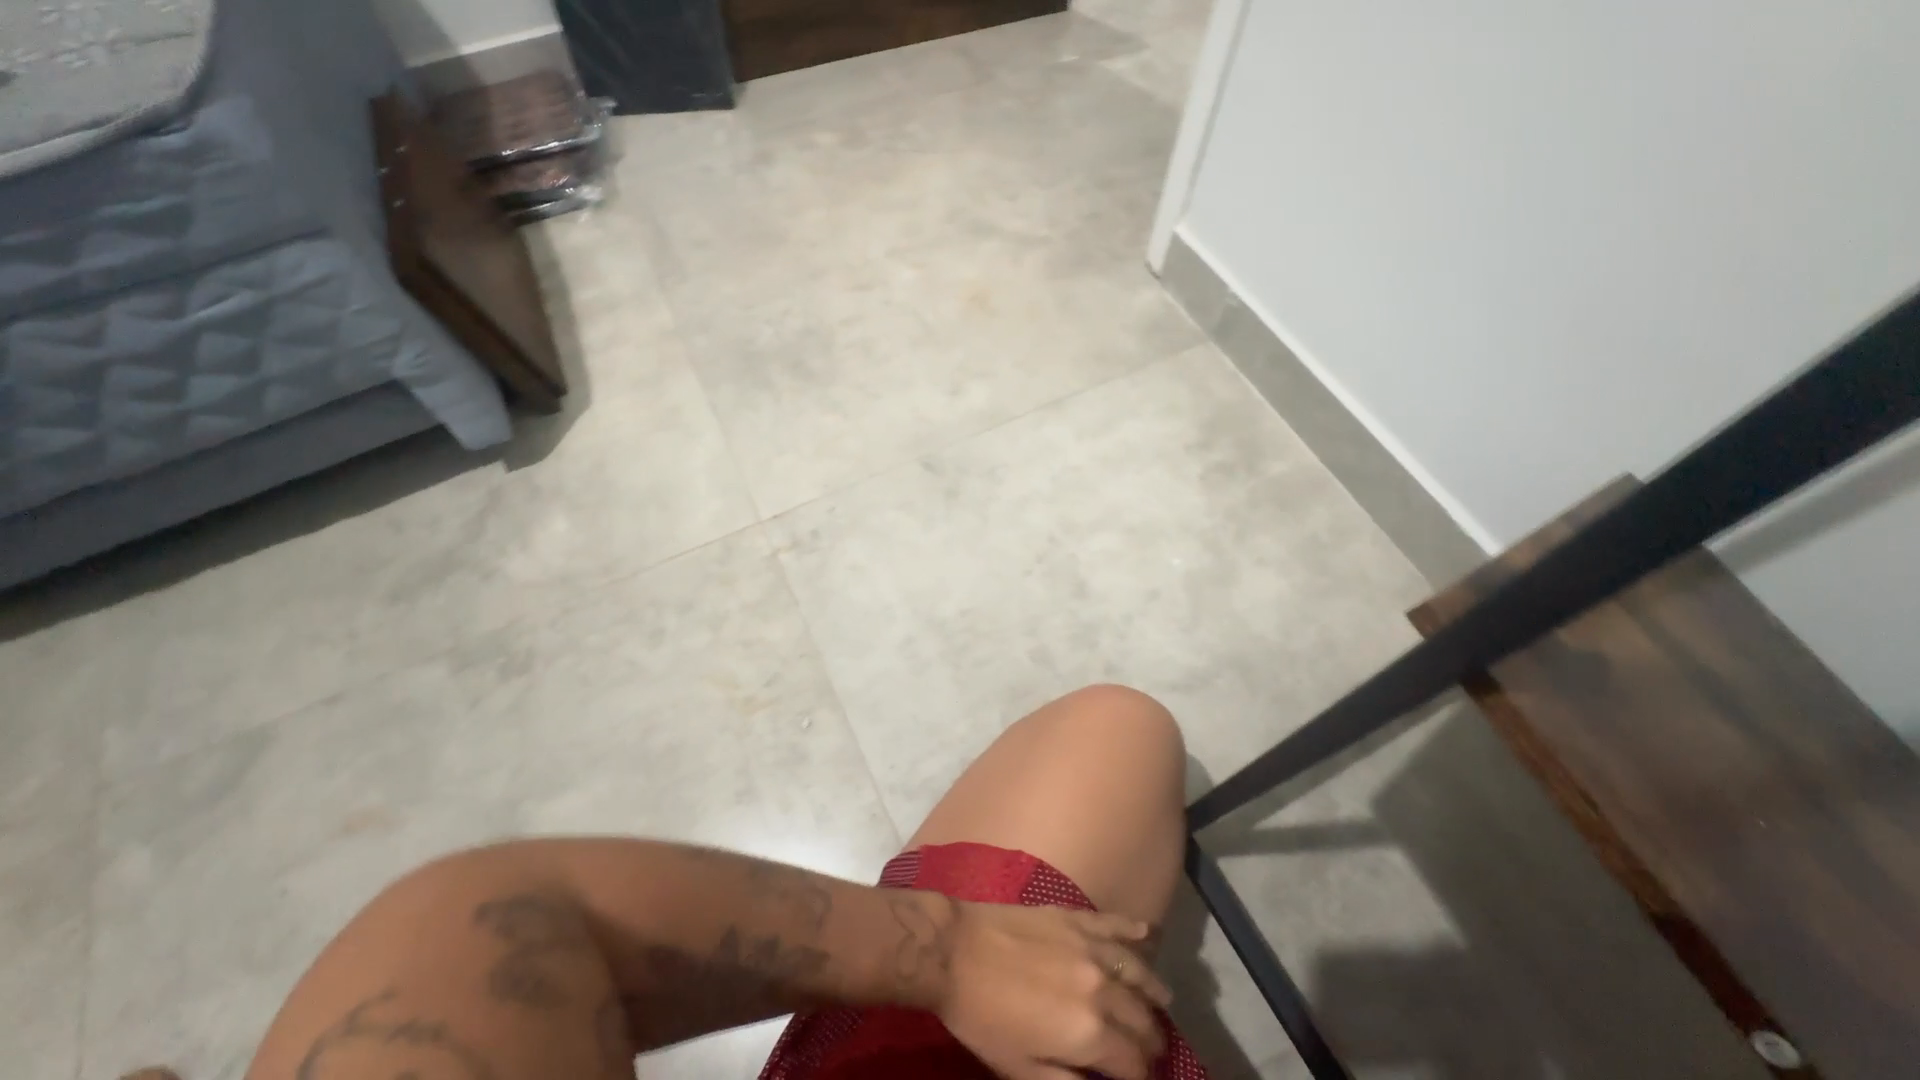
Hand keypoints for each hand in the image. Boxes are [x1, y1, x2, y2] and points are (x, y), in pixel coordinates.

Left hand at [933, 900, 1172, 1079]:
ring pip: (1140, 972)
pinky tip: (1146, 935)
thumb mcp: (1020, 1070)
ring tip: (1160, 1002)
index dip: (1140, 1076)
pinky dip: (1136, 931)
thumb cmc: (982, 1018)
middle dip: (1150, 1041)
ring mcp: (1092, 947)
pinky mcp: (1076, 917)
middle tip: (1148, 1049)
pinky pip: (1116, 924)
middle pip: (1144, 1019)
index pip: (1135, 1062)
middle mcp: (1103, 989)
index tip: (1136, 1078)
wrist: (953, 951)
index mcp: (1090, 1032)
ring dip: (1154, 992)